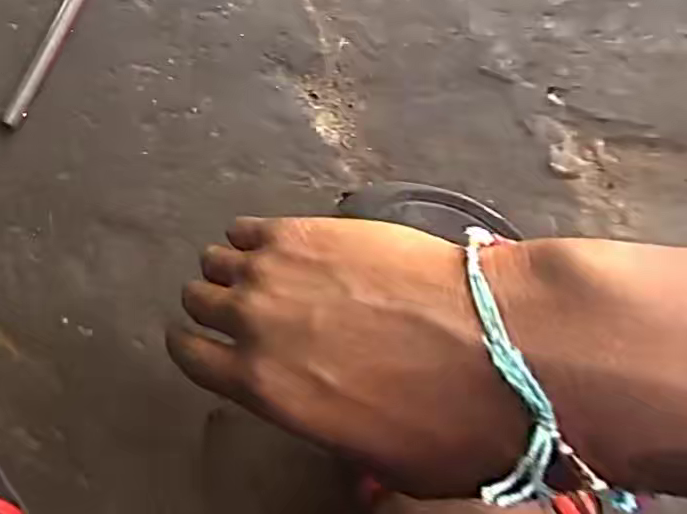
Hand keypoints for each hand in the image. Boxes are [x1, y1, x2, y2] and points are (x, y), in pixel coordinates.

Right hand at [164, 217, 549, 497]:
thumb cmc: (454, 416)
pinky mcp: (289, 231)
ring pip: (212, 260)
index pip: (187, 352)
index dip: (191, 346)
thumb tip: (306, 410)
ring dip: (232, 270)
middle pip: (195, 299)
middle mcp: (249, 321)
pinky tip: (284, 252)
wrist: (500, 342)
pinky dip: (254, 241)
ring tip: (268, 277)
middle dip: (215, 306)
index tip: (202, 340)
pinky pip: (242, 229)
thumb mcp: (380, 456)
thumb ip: (314, 424)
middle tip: (249, 310)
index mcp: (262, 383)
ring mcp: (265, 269)